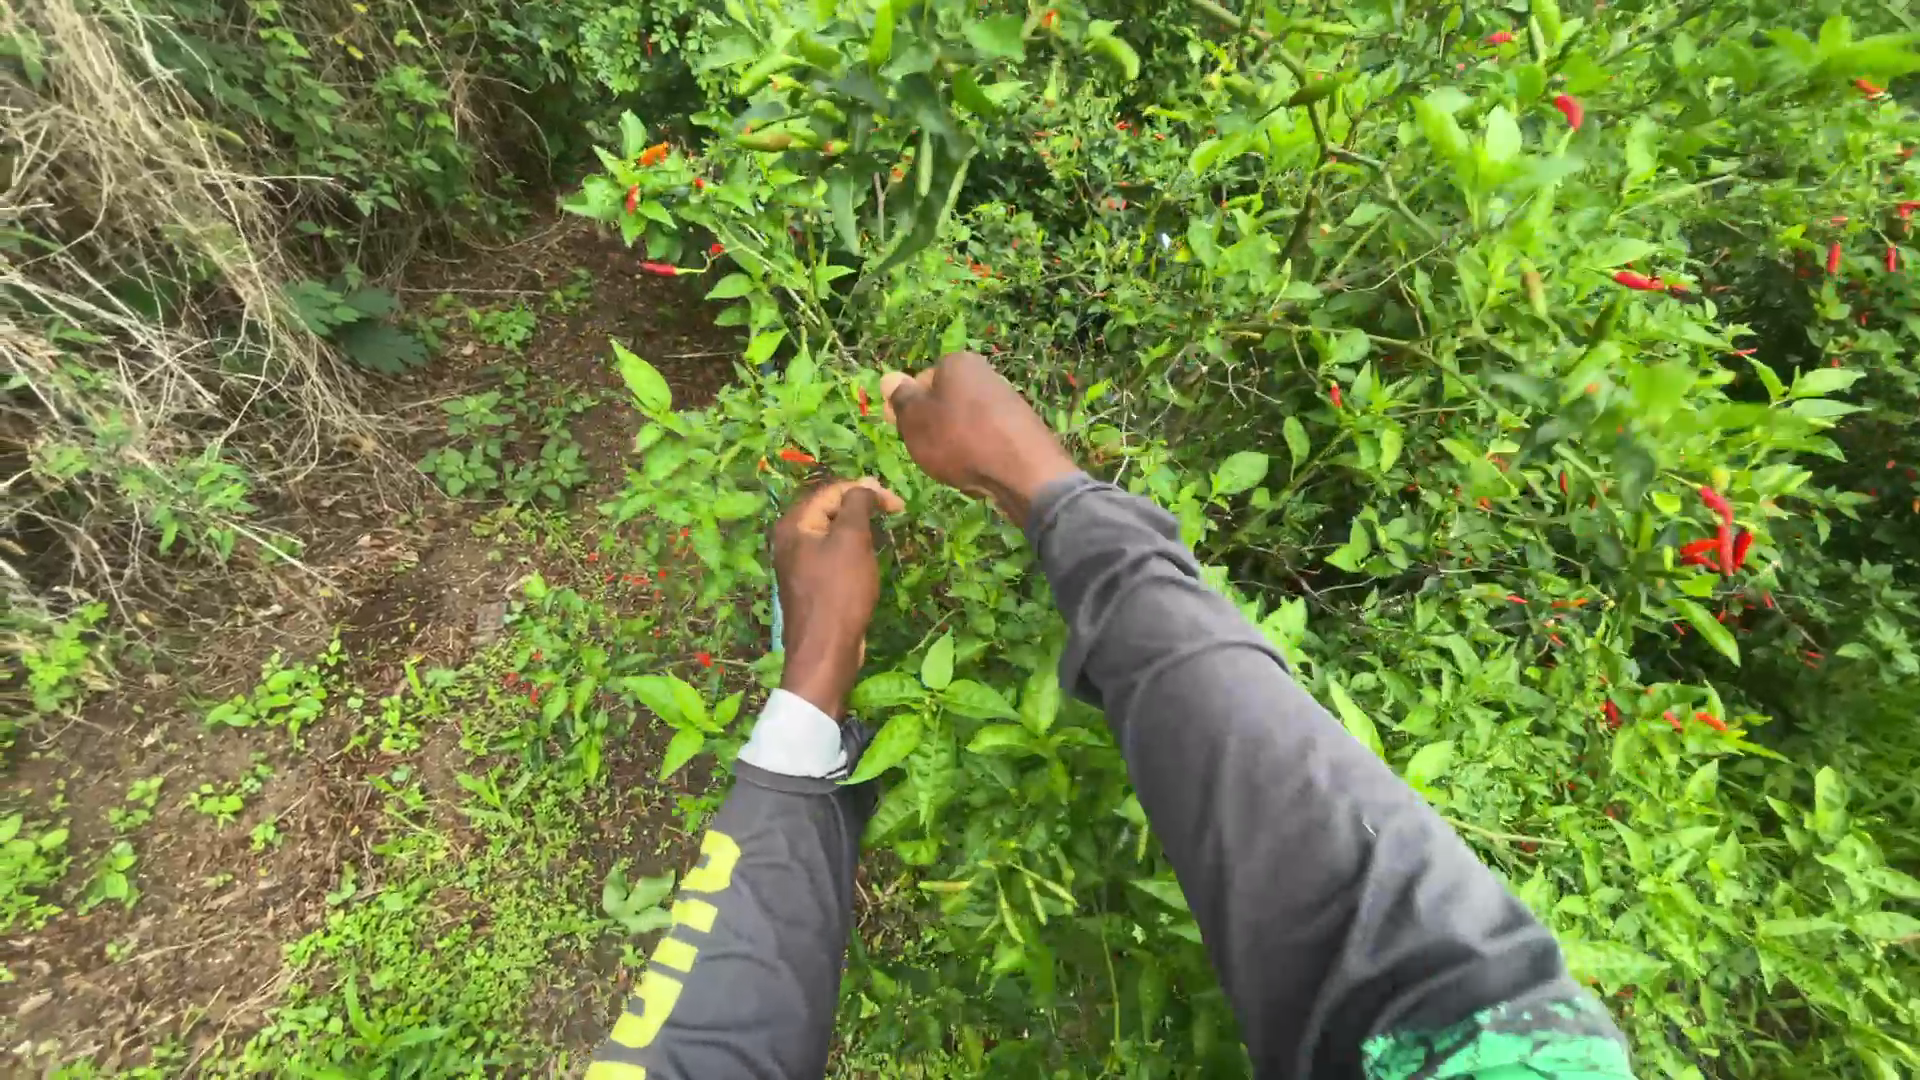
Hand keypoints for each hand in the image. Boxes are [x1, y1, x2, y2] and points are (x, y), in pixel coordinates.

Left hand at [774, 478, 904, 716]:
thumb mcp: (852, 541)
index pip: (832, 491)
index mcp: (794, 524)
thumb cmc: (840, 593)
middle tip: (893, 512)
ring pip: (831, 532)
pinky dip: (850, 549)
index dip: (866, 491)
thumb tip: (864, 485)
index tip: (898, 504)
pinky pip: (831, 554)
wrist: (825, 651)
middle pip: (829, 508)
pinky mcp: (809, 583)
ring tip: (883, 532)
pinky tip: (866, 557)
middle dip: (861, 506)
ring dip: (858, 528)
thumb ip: (857, 505)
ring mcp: (797, 563)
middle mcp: (789, 539)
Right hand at [880, 351, 1077, 526]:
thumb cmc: (959, 439)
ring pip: (965, 425)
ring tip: (956, 467)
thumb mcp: (915, 420)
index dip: (909, 410)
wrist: (1022, 471)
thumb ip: (900, 399)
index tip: (907, 433)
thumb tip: (890, 378)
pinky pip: (987, 442)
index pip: (921, 382)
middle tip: (930, 454)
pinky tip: (979, 472)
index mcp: (957, 363)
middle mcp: (985, 374)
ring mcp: (1007, 401)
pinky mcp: (1021, 429)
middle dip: (935, 429)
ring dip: (956, 445)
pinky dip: (979, 456)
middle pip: (945, 404)